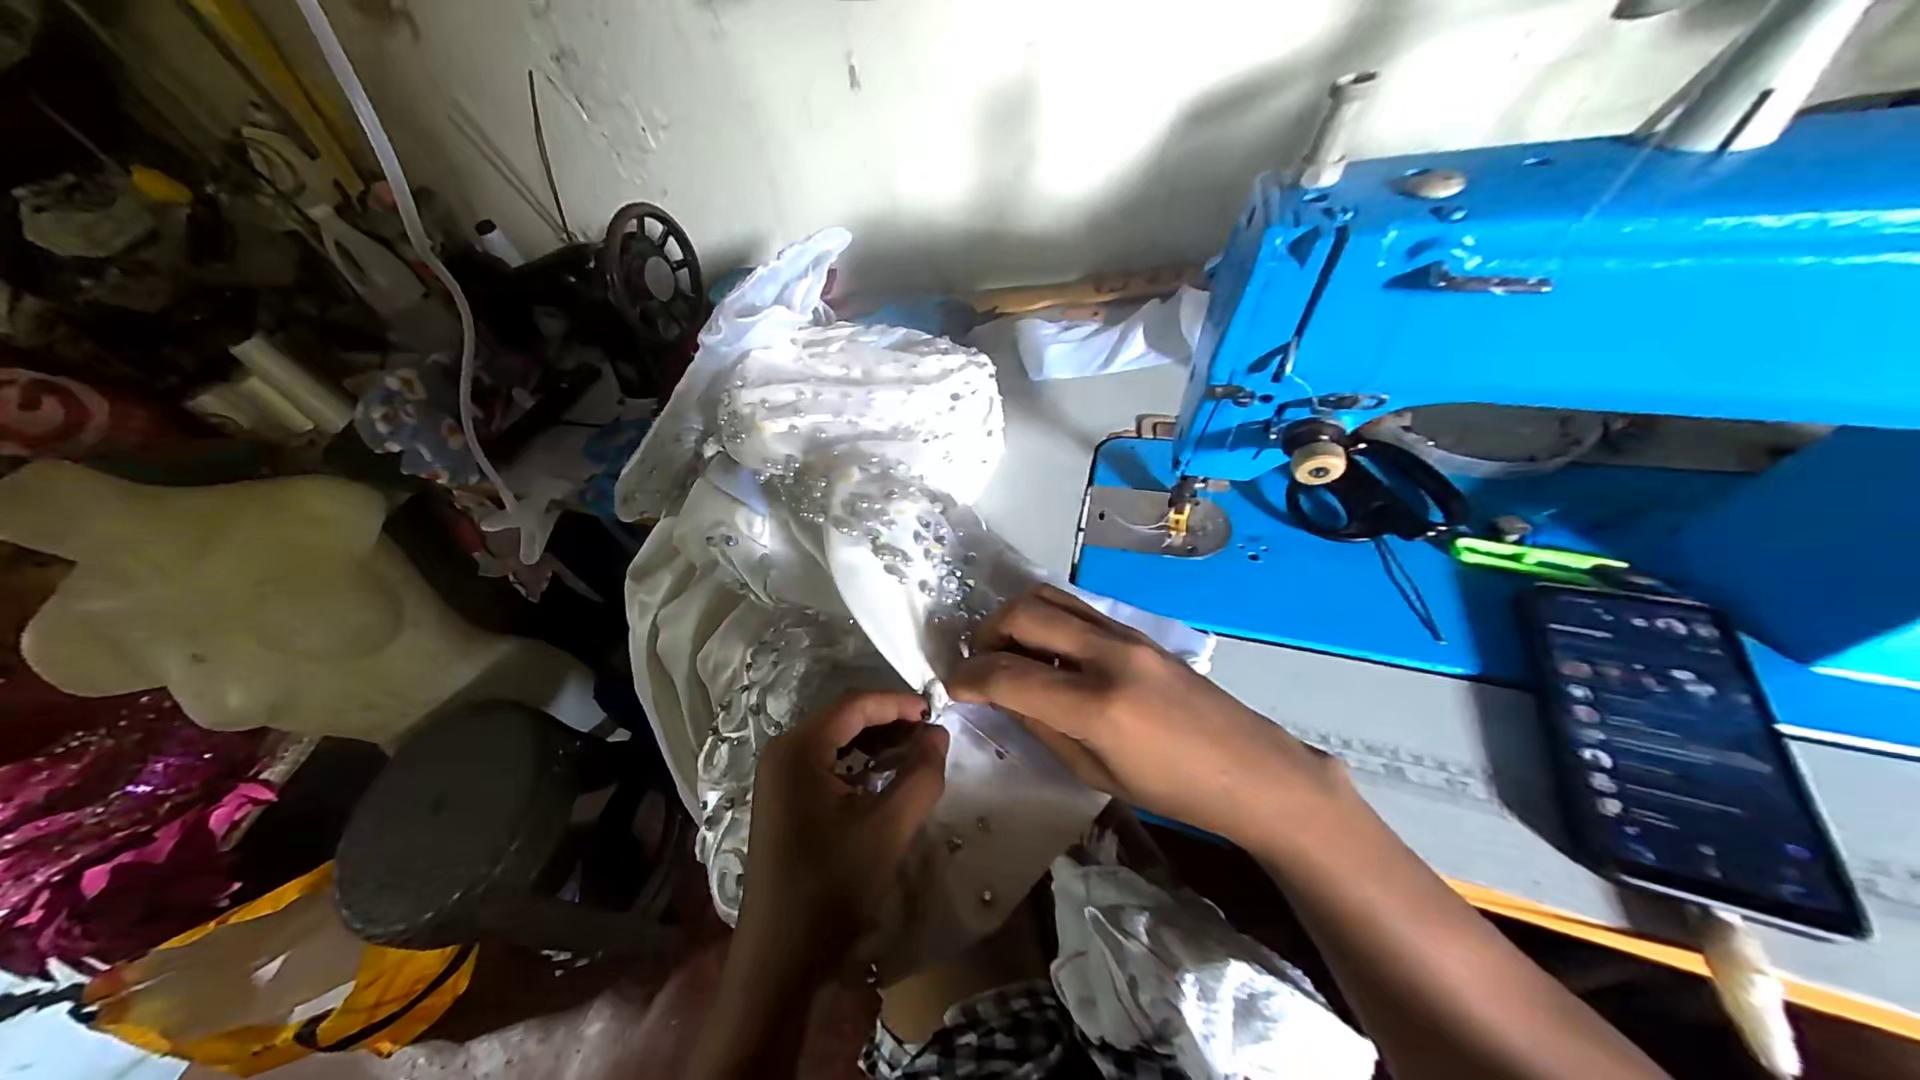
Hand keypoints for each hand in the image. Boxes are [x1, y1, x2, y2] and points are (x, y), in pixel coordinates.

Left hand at [733, 691, 949, 973]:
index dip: (897, 702)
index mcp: (798, 749)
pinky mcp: (781, 799)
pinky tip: (883, 775)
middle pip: (842, 718)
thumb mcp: (889, 828)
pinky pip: (823, 763)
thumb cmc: (833, 886)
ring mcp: (777, 777)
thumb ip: (921, 774)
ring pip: (833, 740)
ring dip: (873, 741)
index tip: (935, 711)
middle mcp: (781, 752)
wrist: (781, 955)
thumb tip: (938, 734)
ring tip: (914, 750)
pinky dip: (856, 762)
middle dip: (888, 720)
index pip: (854, 704)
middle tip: (929, 732)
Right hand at [947, 585, 1342, 840]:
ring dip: (1015, 617)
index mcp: (1097, 706)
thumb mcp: (1096, 773)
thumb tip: (1003, 697)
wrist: (1251, 768)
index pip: (1009, 674)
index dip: (969, 677)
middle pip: (1024, 613)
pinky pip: (1077, 608)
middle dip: (987, 634)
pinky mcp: (1138, 630)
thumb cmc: (1174, 789)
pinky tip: (1049, 651)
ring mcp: (1126, 635)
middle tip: (981, 663)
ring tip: (1009, 649)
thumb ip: (1042, 728)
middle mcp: (1108, 655)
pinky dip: (1047, 619)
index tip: (953, 685)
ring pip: (1050, 596)